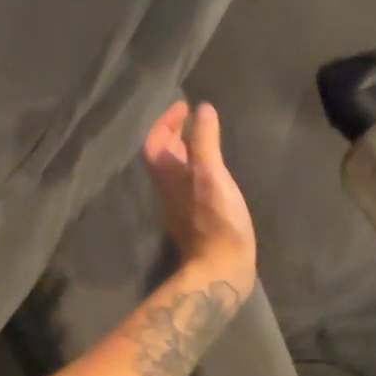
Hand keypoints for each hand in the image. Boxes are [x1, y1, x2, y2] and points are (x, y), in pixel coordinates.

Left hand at [143, 100, 257, 299]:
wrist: (220, 269)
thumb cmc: (216, 220)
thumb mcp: (211, 174)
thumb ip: (205, 142)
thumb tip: (201, 110)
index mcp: (168, 177)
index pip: (155, 144)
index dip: (164, 123)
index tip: (183, 106)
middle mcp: (169, 191)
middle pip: (163, 158)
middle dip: (174, 134)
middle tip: (191, 118)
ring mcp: (182, 207)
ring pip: (176, 172)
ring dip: (186, 151)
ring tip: (204, 136)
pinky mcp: (196, 219)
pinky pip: (190, 185)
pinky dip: (198, 169)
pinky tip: (214, 169)